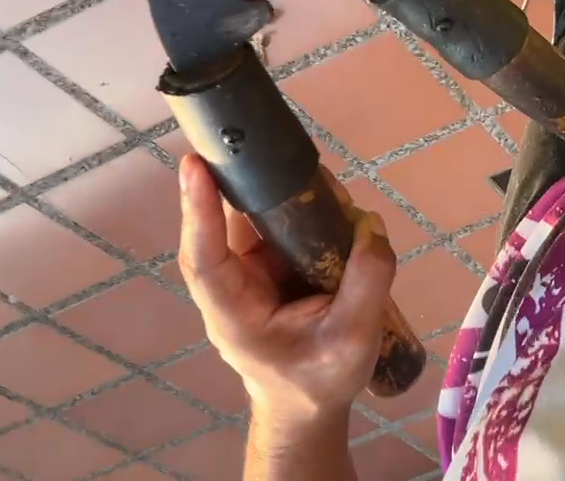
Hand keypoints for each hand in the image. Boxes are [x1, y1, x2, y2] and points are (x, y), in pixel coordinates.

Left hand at [176, 154, 395, 427]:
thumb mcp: (353, 335)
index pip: (207, 257)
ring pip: (265, 220)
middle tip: (286, 156)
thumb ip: (367, 279)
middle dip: (256, 186)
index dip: (198, 211)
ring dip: (293, 197)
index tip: (195, 165)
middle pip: (234, 226)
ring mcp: (257, 274)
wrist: (311, 408)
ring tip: (331, 190)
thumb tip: (369, 225)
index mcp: (236, 311)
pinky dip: (310, 209)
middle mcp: (238, 286)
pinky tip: (335, 203)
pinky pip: (288, 226)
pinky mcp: (278, 267)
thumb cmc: (320, 380)